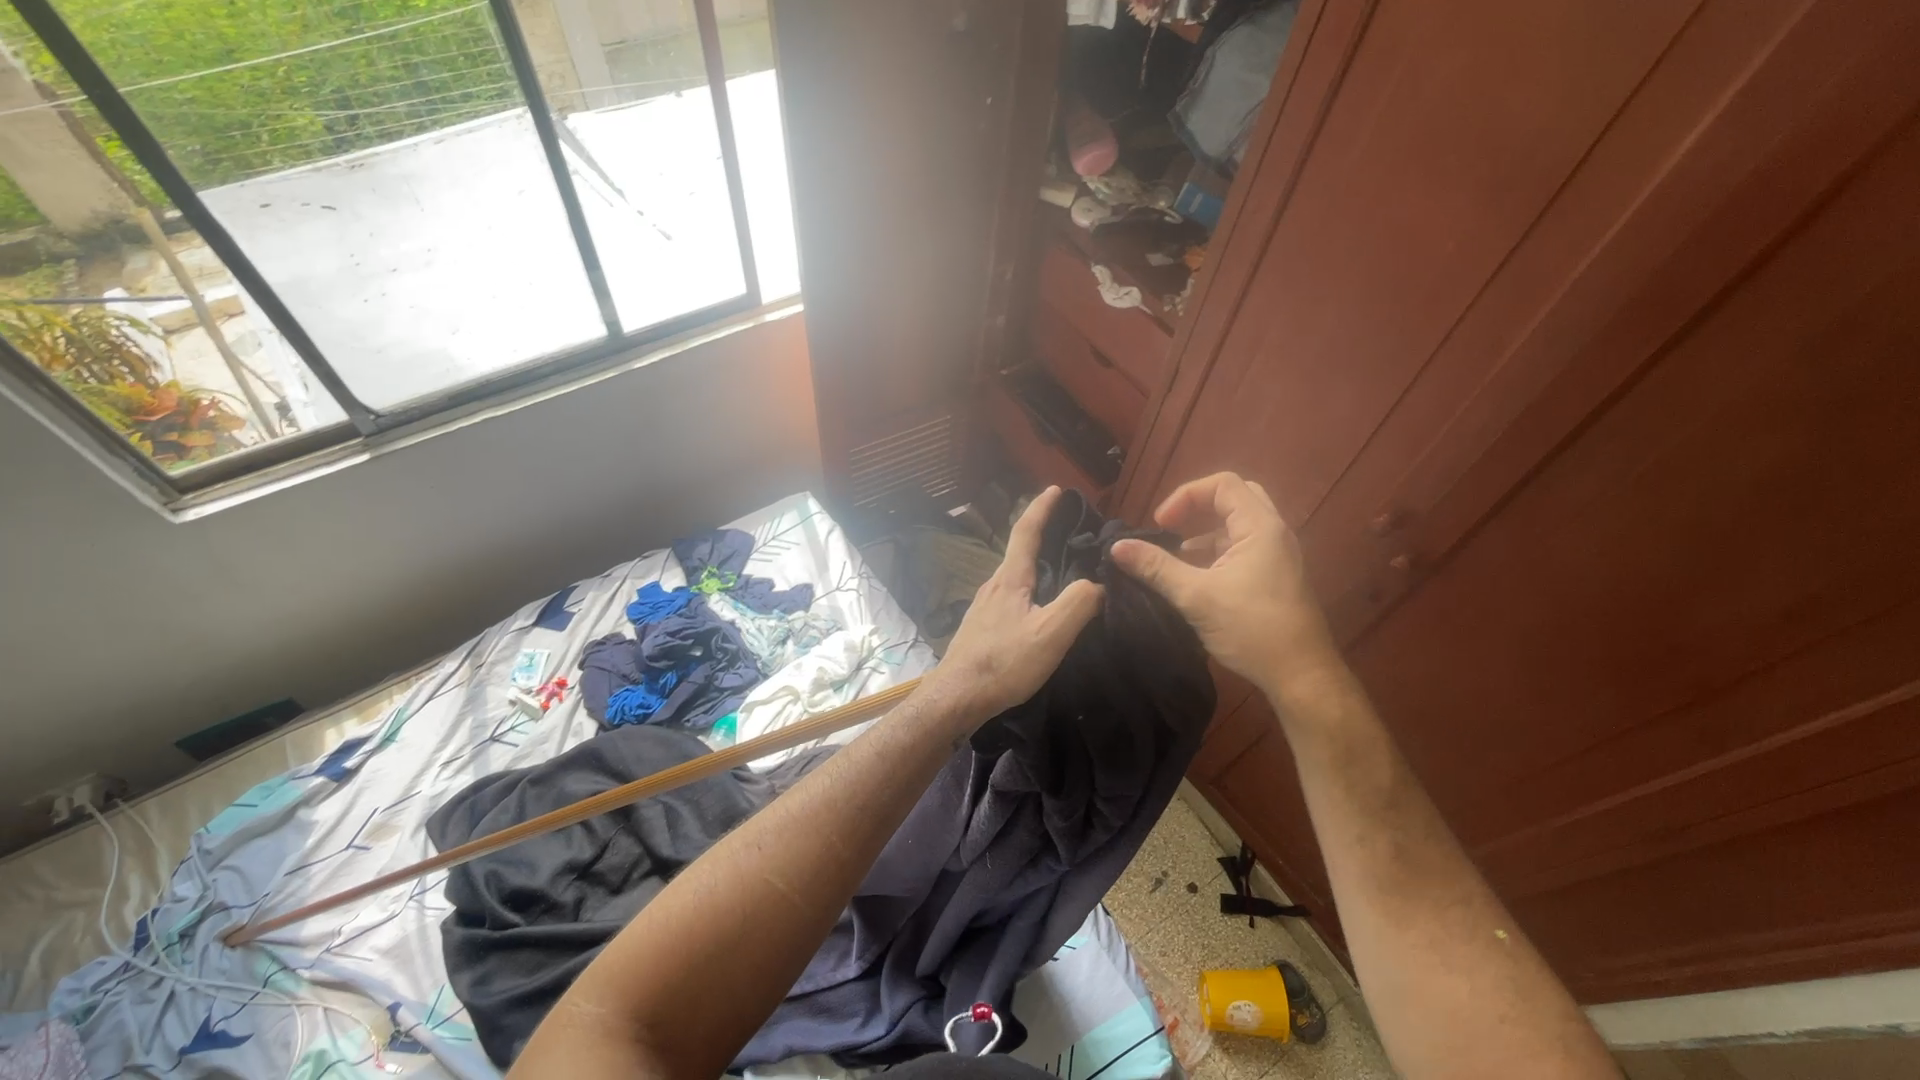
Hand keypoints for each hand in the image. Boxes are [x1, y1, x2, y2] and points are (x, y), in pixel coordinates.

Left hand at [923, 486, 1104, 723]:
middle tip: (1070, 532)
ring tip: (1062, 570)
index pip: (1026, 531)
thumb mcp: (1050, 633)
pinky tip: (1039, 610)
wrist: (957, 698)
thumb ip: (1079, 603)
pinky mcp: (982, 628)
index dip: (1042, 508)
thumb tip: (1098, 583)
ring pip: (1015, 577)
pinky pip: (1011, 598)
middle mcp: (993, 586)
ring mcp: (984, 607)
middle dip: (1043, 536)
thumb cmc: (1003, 663)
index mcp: (1010, 579)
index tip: (1056, 488)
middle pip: (1019, 552)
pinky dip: (1030, 590)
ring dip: (1037, 566)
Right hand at [1110, 472, 1342, 701]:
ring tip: (1175, 556)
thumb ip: (1156, 568)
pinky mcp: (1275, 578)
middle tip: (1171, 527)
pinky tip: (1195, 578)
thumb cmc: (1252, 628)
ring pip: (1238, 526)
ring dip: (1205, 532)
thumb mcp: (1196, 596)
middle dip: (1197, 507)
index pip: (1223, 484)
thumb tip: (1117, 548)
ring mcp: (1278, 556)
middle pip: (1234, 498)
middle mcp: (1274, 533)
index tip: (1161, 524)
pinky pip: (1243, 549)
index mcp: (1261, 527)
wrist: (1301, 675)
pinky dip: (1216, 553)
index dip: (1186, 496)